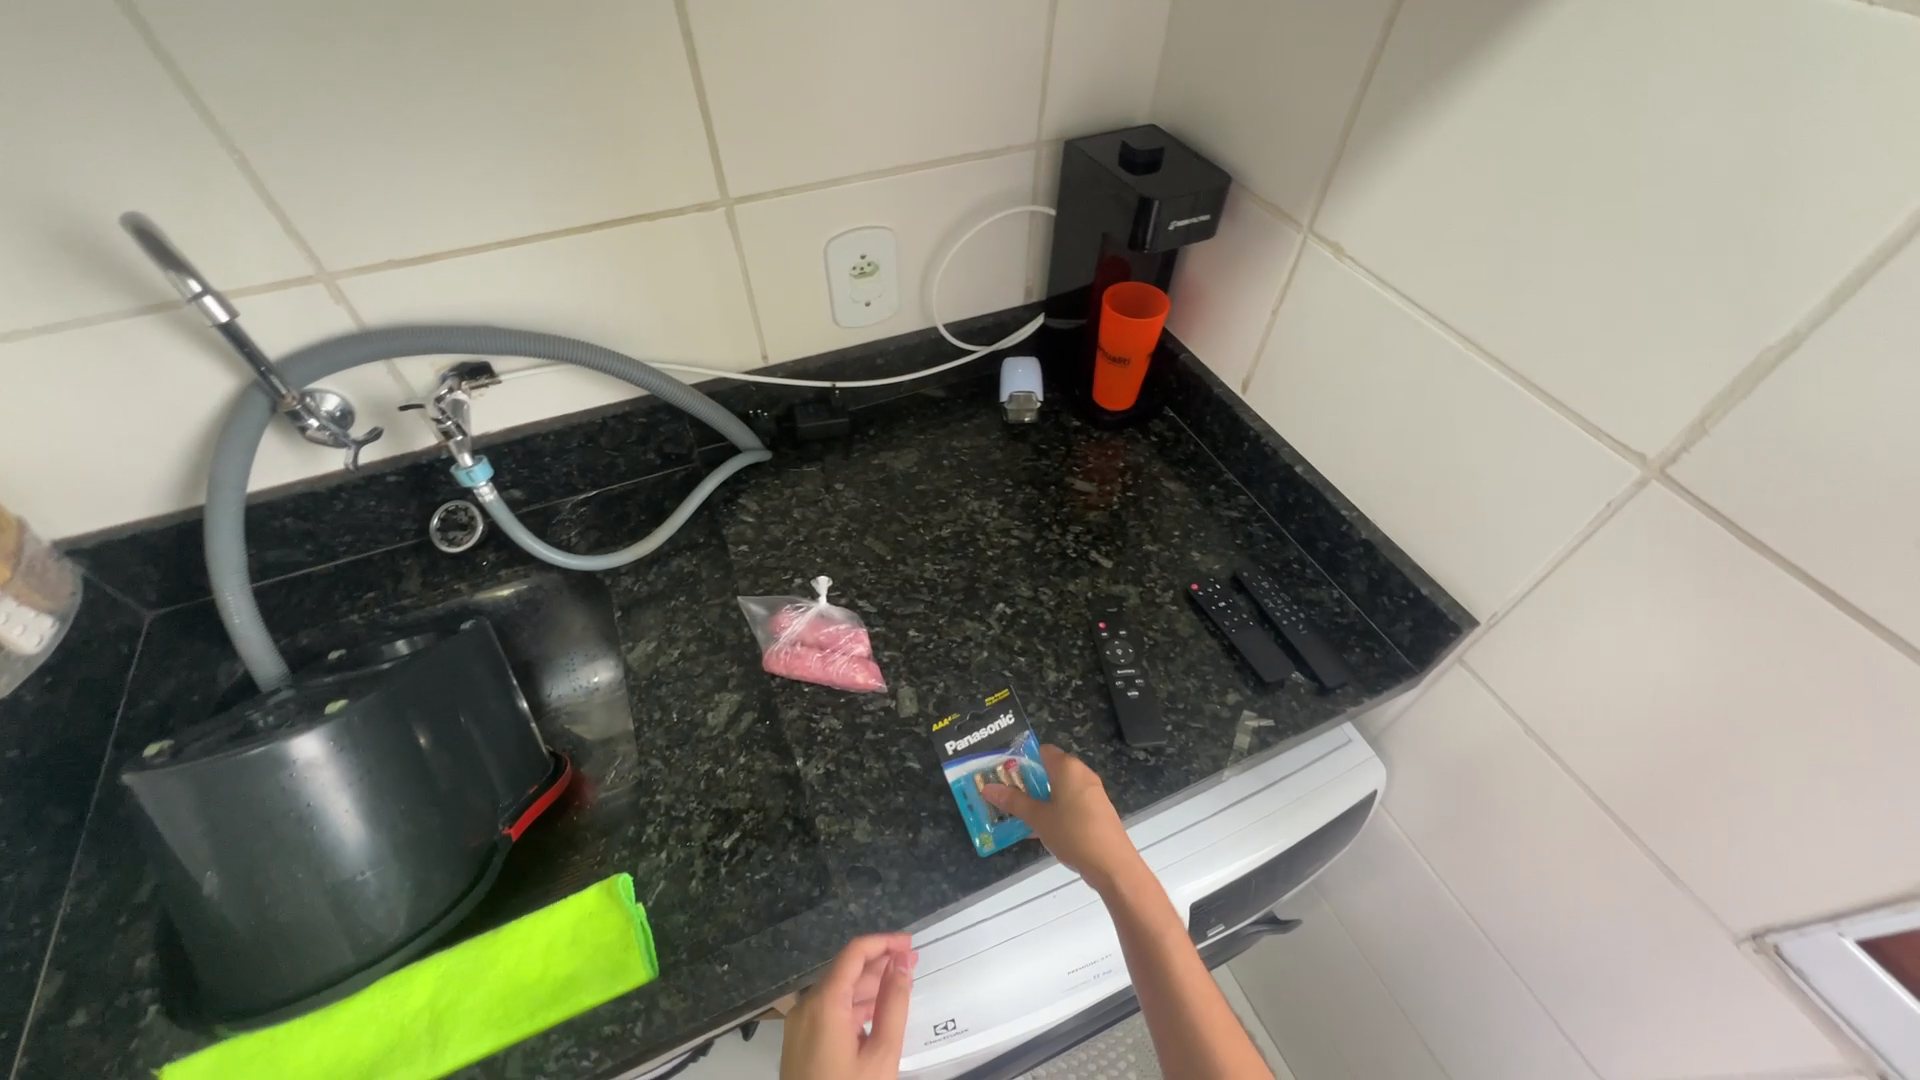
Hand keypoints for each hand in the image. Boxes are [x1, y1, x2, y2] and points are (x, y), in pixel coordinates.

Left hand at [780, 934, 916, 1079]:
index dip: (884, 942)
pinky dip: (852, 1006)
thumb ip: (894, 1003)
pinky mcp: (797, 1042)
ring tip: (899, 988)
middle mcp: (805, 1005)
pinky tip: (875, 1014)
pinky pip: (828, 1010)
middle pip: (845, 969)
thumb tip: (901, 963)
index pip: (855, 952)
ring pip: (836, 990)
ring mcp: (798, 1025)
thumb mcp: (881, 1053)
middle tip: (912, 966)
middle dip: (880, 963)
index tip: (911, 945)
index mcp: (824, 1001)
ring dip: (868, 985)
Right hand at [983, 744, 1141, 892]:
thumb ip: (1013, 801)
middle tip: (1006, 796)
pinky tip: (1040, 831)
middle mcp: (1081, 774)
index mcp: (1067, 767)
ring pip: (1059, 790)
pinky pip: (1070, 804)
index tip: (1003, 774)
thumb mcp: (1038, 818)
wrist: (1113, 865)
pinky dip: (1055, 811)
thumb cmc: (1073, 833)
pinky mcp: (1097, 811)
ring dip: (1040, 800)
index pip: (1042, 751)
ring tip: (1018, 814)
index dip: (1021, 760)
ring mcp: (1092, 793)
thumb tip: (987, 788)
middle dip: (1028, 783)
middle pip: (1050, 770)